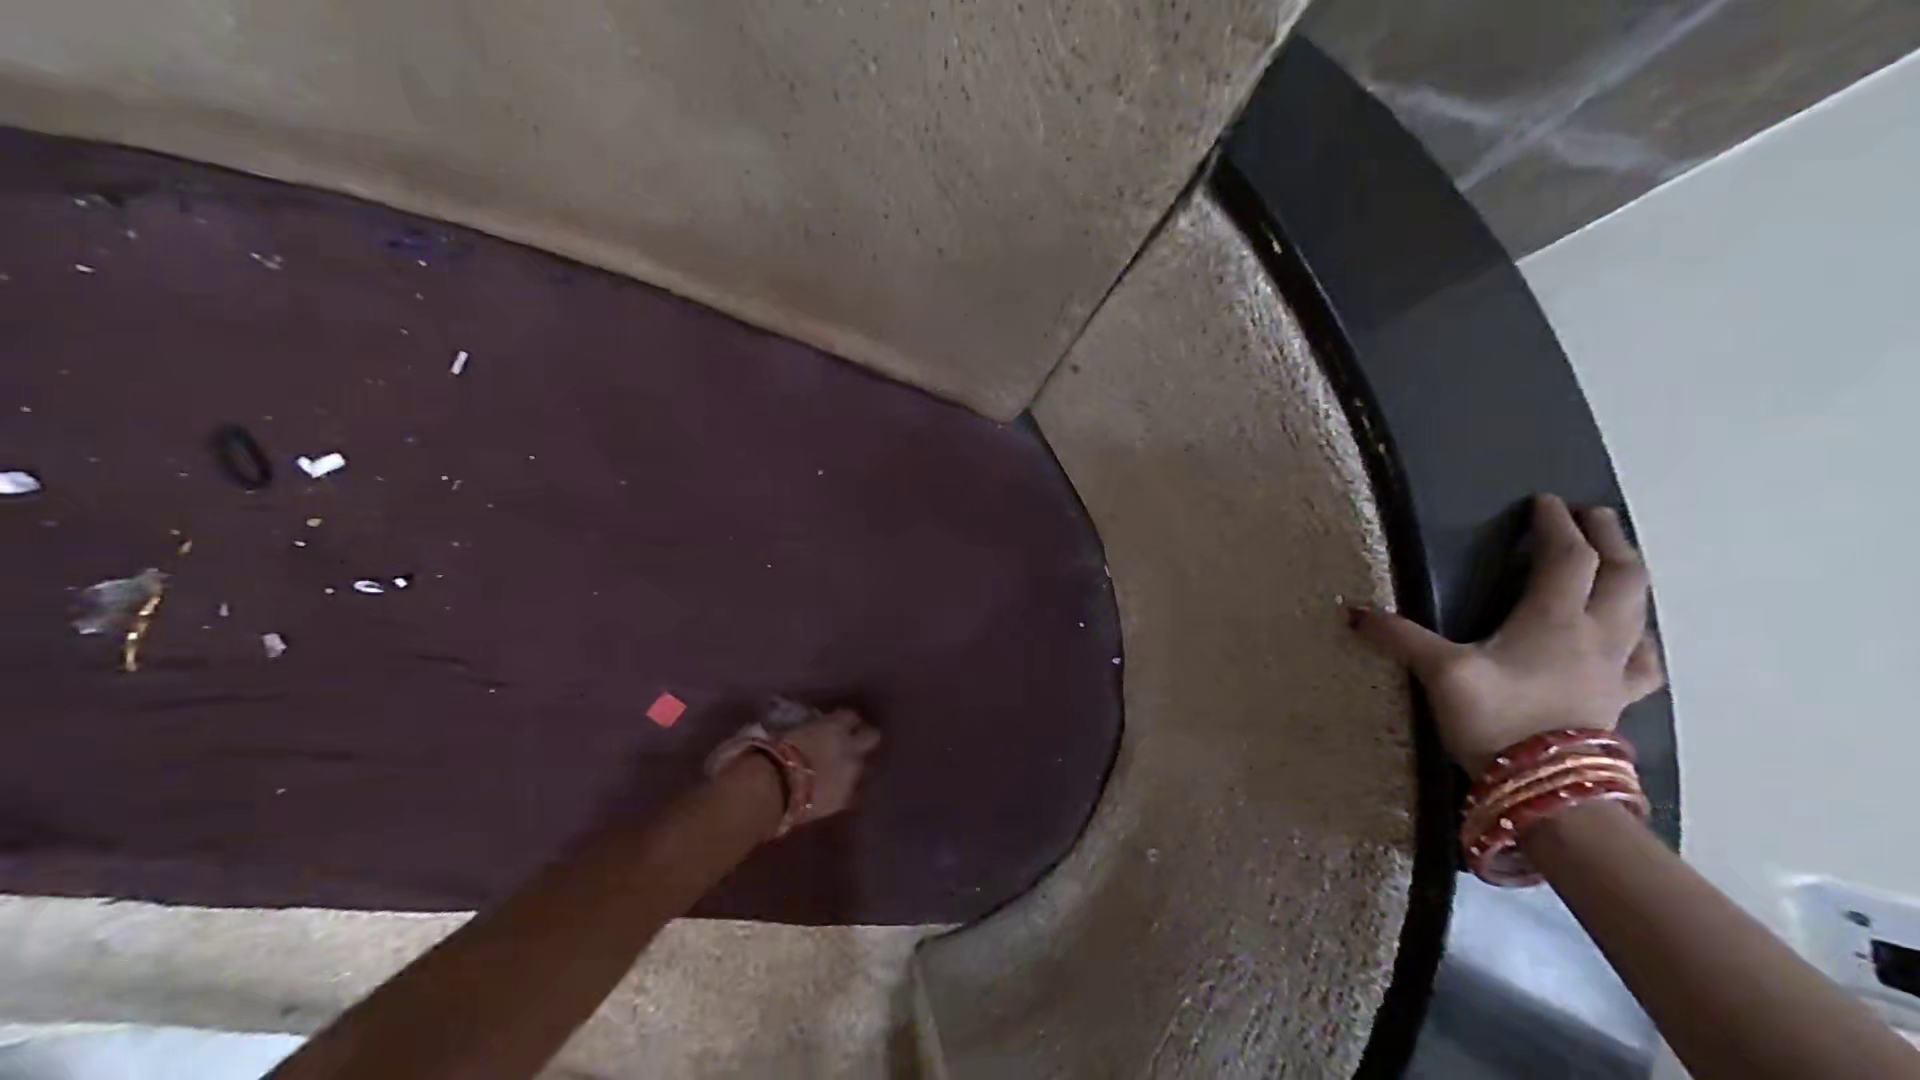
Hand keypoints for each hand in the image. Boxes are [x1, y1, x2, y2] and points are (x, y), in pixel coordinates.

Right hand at [780, 708, 881, 820]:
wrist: (771, 792)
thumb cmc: (772, 754)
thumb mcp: (787, 731)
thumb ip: (802, 730)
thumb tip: (800, 730)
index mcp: (835, 727)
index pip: (851, 716)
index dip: (845, 720)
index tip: (836, 724)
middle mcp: (850, 749)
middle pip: (872, 737)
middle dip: (863, 739)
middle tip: (849, 745)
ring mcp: (851, 776)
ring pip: (863, 767)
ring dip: (852, 767)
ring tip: (837, 773)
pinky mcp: (844, 802)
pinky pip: (850, 793)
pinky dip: (842, 791)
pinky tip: (830, 794)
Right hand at [1351, 495, 1665, 775]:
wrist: (1547, 788)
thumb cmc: (1495, 719)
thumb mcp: (1439, 672)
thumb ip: (1399, 637)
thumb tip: (1351, 611)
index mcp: (1553, 619)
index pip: (1567, 558)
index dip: (1557, 525)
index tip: (1544, 501)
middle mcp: (1594, 634)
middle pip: (1620, 573)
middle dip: (1608, 537)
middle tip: (1592, 514)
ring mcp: (1614, 667)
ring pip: (1640, 608)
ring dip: (1630, 575)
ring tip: (1617, 561)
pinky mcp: (1618, 697)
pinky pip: (1644, 657)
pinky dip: (1641, 634)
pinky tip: (1633, 637)